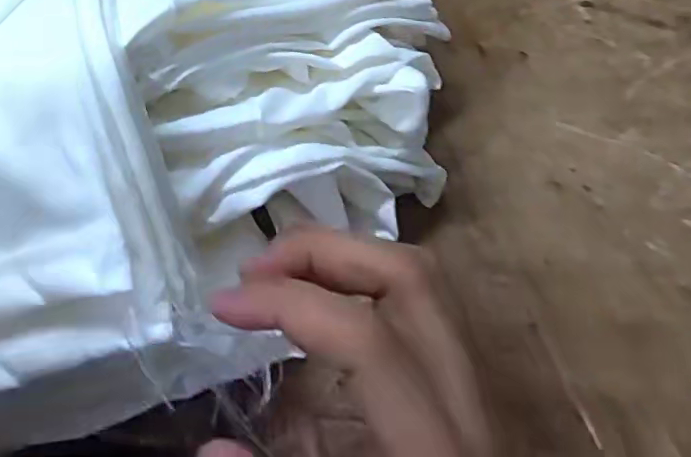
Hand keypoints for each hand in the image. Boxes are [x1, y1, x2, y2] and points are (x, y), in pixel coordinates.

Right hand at [204, 228, 490, 456]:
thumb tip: (209, 448)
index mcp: (438, 446)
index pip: (365, 336)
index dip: (283, 303)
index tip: (221, 307)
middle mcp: (472, 406)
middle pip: (407, 277)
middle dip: (317, 253)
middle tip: (253, 272)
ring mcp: (481, 393)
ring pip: (418, 277)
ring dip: (337, 257)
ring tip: (277, 275)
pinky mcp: (472, 393)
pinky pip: (416, 304)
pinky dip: (356, 282)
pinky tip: (317, 307)